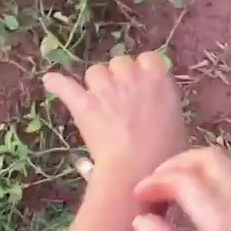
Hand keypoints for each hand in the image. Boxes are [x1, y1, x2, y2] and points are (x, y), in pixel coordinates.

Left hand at [44, 52, 187, 190]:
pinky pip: (65, 86)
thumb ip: (166, 111)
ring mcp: (106, 89)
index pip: (148, 58)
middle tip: (120, 99)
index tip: (142, 84)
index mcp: (160, 81)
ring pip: (95, 71)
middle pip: (120, 62)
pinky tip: (50, 81)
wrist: (137, 172)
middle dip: (119, 76)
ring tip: (97, 102)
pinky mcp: (84, 104)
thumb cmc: (166, 158)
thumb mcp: (179, 130)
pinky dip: (57, 83)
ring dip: (96, 83)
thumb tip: (157, 113)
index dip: (142, 70)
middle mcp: (132, 77)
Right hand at [130, 147, 230, 230]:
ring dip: (194, 168)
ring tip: (171, 193)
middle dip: (175, 164)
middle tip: (153, 187)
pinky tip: (196, 204)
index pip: (184, 180)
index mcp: (225, 220)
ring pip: (226, 163)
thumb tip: (140, 221)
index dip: (154, 183)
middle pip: (209, 157)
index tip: (136, 199)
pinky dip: (212, 179)